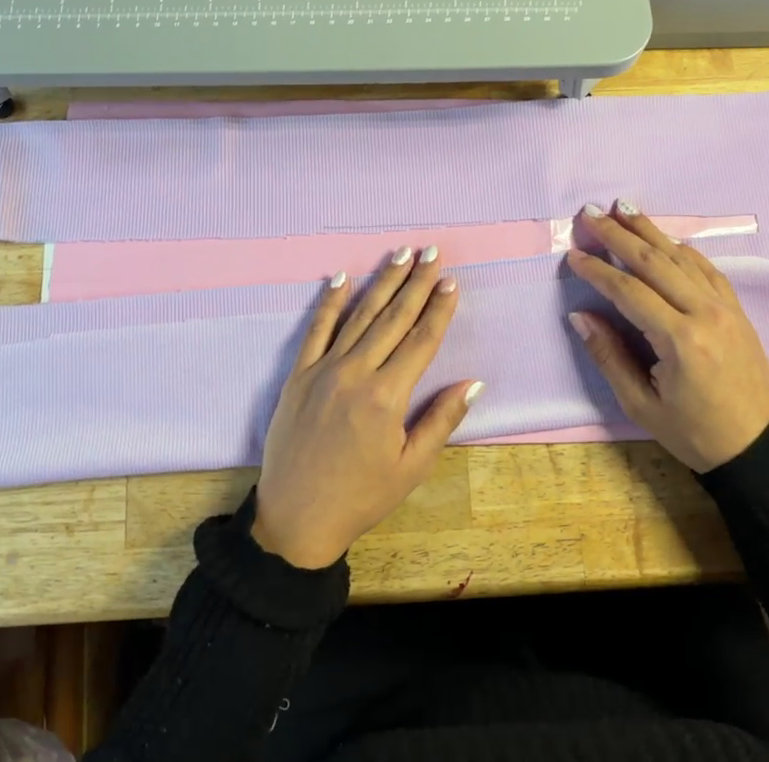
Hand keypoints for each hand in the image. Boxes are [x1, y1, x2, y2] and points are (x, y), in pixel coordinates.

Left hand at [252, 247, 480, 568]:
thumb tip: (472, 383)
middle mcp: (355, 373)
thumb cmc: (360, 498)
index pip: (421, 341)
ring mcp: (322, 370)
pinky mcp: (297, 376)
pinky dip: (328, 303)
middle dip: (416, 283)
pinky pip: (315, 330)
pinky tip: (340, 278)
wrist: (295, 516)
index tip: (452, 282)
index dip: (439, 309)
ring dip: (381, 282)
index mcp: (386, 397)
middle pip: (392, 318)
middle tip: (433, 252)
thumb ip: (441, 421)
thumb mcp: (410, 468)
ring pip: (358, 316)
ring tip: (400, 254)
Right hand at [565, 202, 768, 473]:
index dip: (598, 270)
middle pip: (655, 262)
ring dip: (650, 231)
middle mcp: (705, 314)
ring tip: (623, 208)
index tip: (573, 254)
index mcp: (680, 340)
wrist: (759, 447)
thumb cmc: (694, 433)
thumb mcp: (641, 405)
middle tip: (592, 213)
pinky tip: (666, 239)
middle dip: (620, 235)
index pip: (629, 291)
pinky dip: (682, 250)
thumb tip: (581, 316)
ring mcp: (726, 309)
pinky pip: (707, 269)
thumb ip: (610, 356)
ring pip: (682, 258)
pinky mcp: (738, 311)